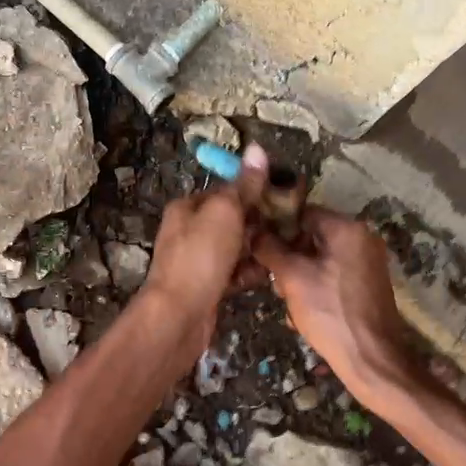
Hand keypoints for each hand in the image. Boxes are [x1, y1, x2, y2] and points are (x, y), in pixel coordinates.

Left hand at [140, 145, 269, 352]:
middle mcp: (188, 230)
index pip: (224, 190)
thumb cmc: (201, 256)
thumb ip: (244, 184)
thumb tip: (258, 148)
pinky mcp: (206, 287)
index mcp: (187, 207)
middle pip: (231, 220)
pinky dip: (248, 273)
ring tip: (281, 251)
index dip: (252, 192)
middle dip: (257, 223)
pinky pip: (233, 273)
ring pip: (234, 248)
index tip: (281, 198)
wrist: (180, 317)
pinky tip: (265, 276)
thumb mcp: (226, 212)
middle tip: (286, 227)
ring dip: (255, 249)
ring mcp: (197, 261)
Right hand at [253, 208, 415, 400]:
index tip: (260, 249)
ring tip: (288, 303)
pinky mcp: (368, 285)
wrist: (371, 360)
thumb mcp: (293, 277)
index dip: (278, 229)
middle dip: (290, 259)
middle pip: (312, 237)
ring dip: (300, 277)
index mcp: (348, 228)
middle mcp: (363, 239)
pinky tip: (303, 313)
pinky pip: (334, 276)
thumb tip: (254, 232)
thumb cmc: (330, 312)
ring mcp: (368, 263)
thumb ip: (270, 249)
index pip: (303, 214)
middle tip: (276, 284)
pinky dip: (317, 288)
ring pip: (321, 259)